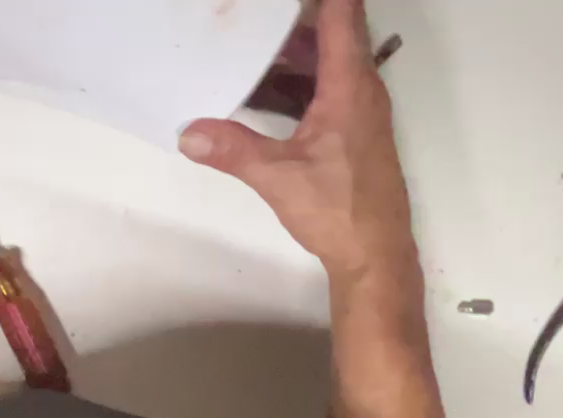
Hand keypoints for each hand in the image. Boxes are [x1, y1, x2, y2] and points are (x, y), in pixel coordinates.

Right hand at [178, 0, 415, 286]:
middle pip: (333, 35)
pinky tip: (267, 102)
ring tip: (253, 53)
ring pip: (329, 66)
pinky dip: (300, 87)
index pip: (341, 13)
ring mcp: (360, 113)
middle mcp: (362, 89)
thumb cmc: (337, 209)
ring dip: (295, 57)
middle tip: (254, 22)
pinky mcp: (353, 136)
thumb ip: (234, 151)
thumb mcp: (277, 177)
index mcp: (349, 85)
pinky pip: (327, 93)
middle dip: (294, 24)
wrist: (373, 250)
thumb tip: (189, 134)